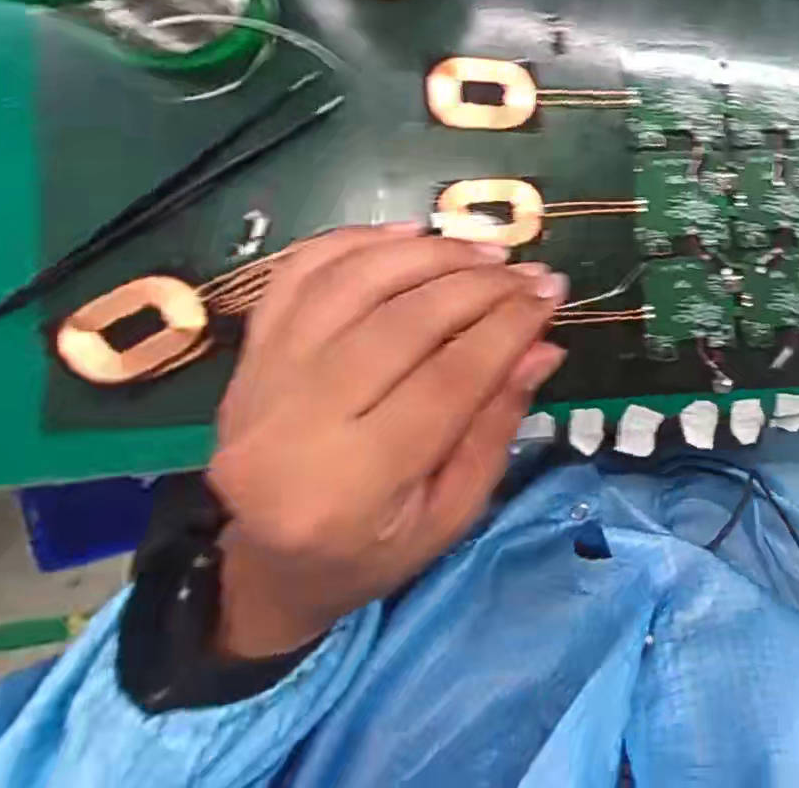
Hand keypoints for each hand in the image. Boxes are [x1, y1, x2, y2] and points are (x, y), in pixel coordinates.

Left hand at [206, 224, 567, 657]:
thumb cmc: (371, 554)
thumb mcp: (451, 515)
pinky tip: (410, 234)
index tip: (550, 294)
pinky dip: (358, 240)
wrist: (267, 565)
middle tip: (527, 271)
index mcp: (350, 488)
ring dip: (426, 254)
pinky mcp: (248, 354)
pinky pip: (300, 272)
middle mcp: (293, 426)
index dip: (506, 329)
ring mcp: (259, 380)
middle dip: (477, 287)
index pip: (446, 382)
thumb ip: (495, 427)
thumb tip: (542, 347)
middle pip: (400, 324)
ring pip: (350, 283)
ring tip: (482, 250)